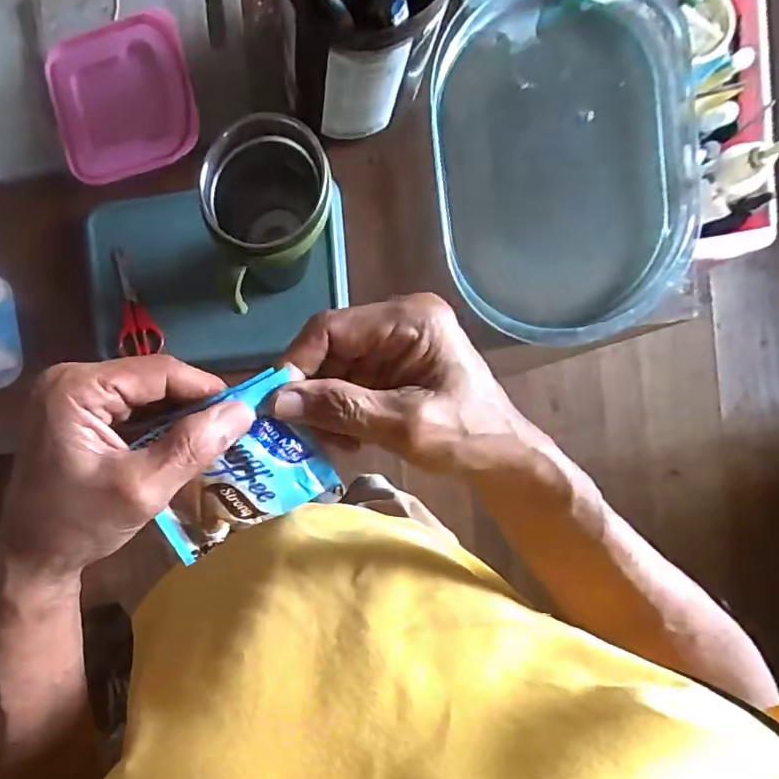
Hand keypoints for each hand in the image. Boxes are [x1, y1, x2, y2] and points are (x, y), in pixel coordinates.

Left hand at [0, 357, 254, 584]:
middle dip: (192, 404)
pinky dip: (156, 426)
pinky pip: (127, 409)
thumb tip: (243, 411)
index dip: (206, 388)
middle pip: (150, 379)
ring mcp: (70, 395)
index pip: (158, 372)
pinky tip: (179, 445)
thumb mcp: (142, 489)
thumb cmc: (79, 525)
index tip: (244, 411)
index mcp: (77, 388)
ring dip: (176, 416)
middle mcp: (70, 378)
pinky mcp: (75, 414)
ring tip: (213, 439)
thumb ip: (191, 447)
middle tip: (231, 430)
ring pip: (142, 394)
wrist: (31, 557)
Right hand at [271, 294, 545, 474]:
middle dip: (308, 391)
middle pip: (327, 348)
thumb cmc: (468, 438)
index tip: (275, 403)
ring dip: (320, 407)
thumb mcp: (404, 425)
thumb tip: (277, 402)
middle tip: (293, 430)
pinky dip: (334, 412)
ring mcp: (391, 345)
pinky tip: (342, 440)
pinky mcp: (386, 369)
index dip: (296, 363)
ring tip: (324, 442)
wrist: (504, 459)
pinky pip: (343, 384)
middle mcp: (396, 322)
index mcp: (410, 319)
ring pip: (330, 369)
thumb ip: (342, 409)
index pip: (331, 328)